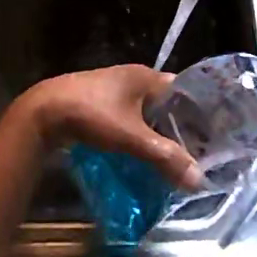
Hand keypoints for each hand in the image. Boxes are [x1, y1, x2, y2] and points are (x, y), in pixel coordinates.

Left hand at [11, 65, 201, 189]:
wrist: (44, 112)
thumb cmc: (92, 115)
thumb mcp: (132, 137)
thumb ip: (165, 157)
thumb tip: (198, 179)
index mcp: (146, 76)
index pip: (183, 89)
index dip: (198, 110)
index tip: (213, 134)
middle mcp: (132, 78)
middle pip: (165, 102)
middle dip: (179, 126)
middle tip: (197, 152)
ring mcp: (114, 90)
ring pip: (146, 112)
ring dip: (158, 131)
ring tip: (174, 158)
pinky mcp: (100, 104)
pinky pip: (130, 119)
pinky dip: (139, 134)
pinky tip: (143, 154)